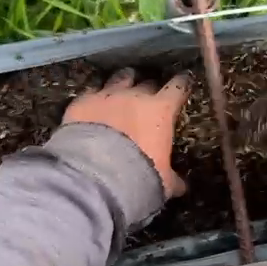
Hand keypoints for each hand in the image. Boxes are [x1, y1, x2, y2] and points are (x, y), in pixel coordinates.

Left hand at [64, 69, 192, 198]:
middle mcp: (135, 96)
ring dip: (123, 82)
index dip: (182, 84)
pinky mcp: (82, 103)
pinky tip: (92, 105)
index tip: (184, 82)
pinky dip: (94, 98)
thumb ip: (172, 180)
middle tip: (149, 97)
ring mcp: (106, 96)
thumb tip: (181, 186)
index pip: (178, 88)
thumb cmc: (139, 177)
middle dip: (150, 88)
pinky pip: (90, 93)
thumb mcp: (163, 183)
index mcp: (161, 111)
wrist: (96, 176)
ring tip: (123, 85)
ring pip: (119, 79)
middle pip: (147, 83)